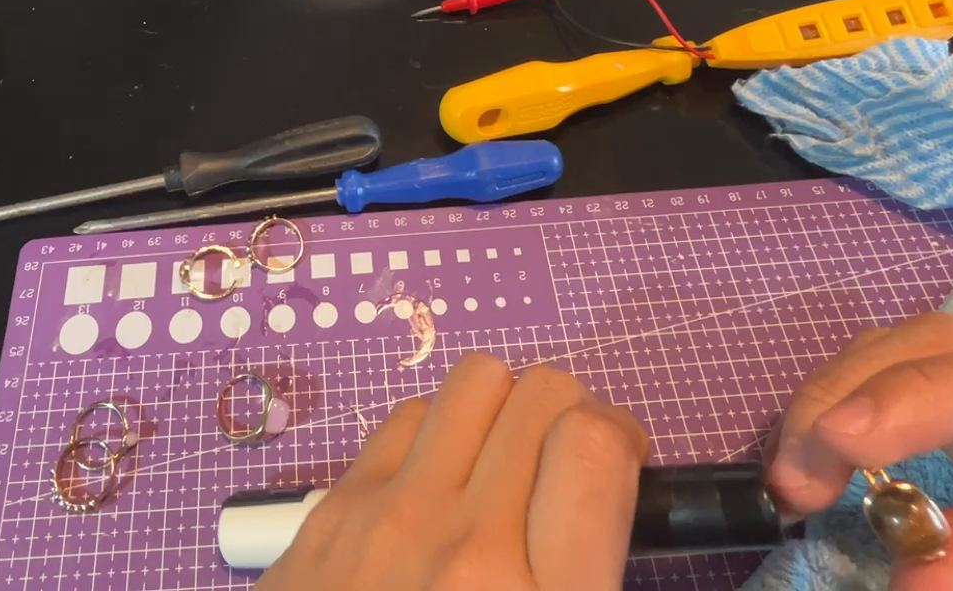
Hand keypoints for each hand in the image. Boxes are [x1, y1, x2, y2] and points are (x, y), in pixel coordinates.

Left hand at [258, 353, 648, 590]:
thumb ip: (585, 578)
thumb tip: (604, 511)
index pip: (590, 445)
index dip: (621, 439)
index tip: (620, 464)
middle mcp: (460, 544)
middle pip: (538, 392)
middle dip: (571, 416)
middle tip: (567, 466)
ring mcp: (385, 515)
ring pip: (472, 382)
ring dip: (505, 411)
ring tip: (504, 464)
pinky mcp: (331, 510)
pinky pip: (407, 417)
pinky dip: (440, 434)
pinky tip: (438, 484)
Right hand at [766, 312, 952, 590]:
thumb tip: (915, 568)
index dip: (931, 398)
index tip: (840, 446)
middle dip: (856, 394)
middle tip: (793, 477)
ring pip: (923, 352)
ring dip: (844, 400)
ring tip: (798, 471)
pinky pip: (924, 390)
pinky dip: (867, 416)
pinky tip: (836, 455)